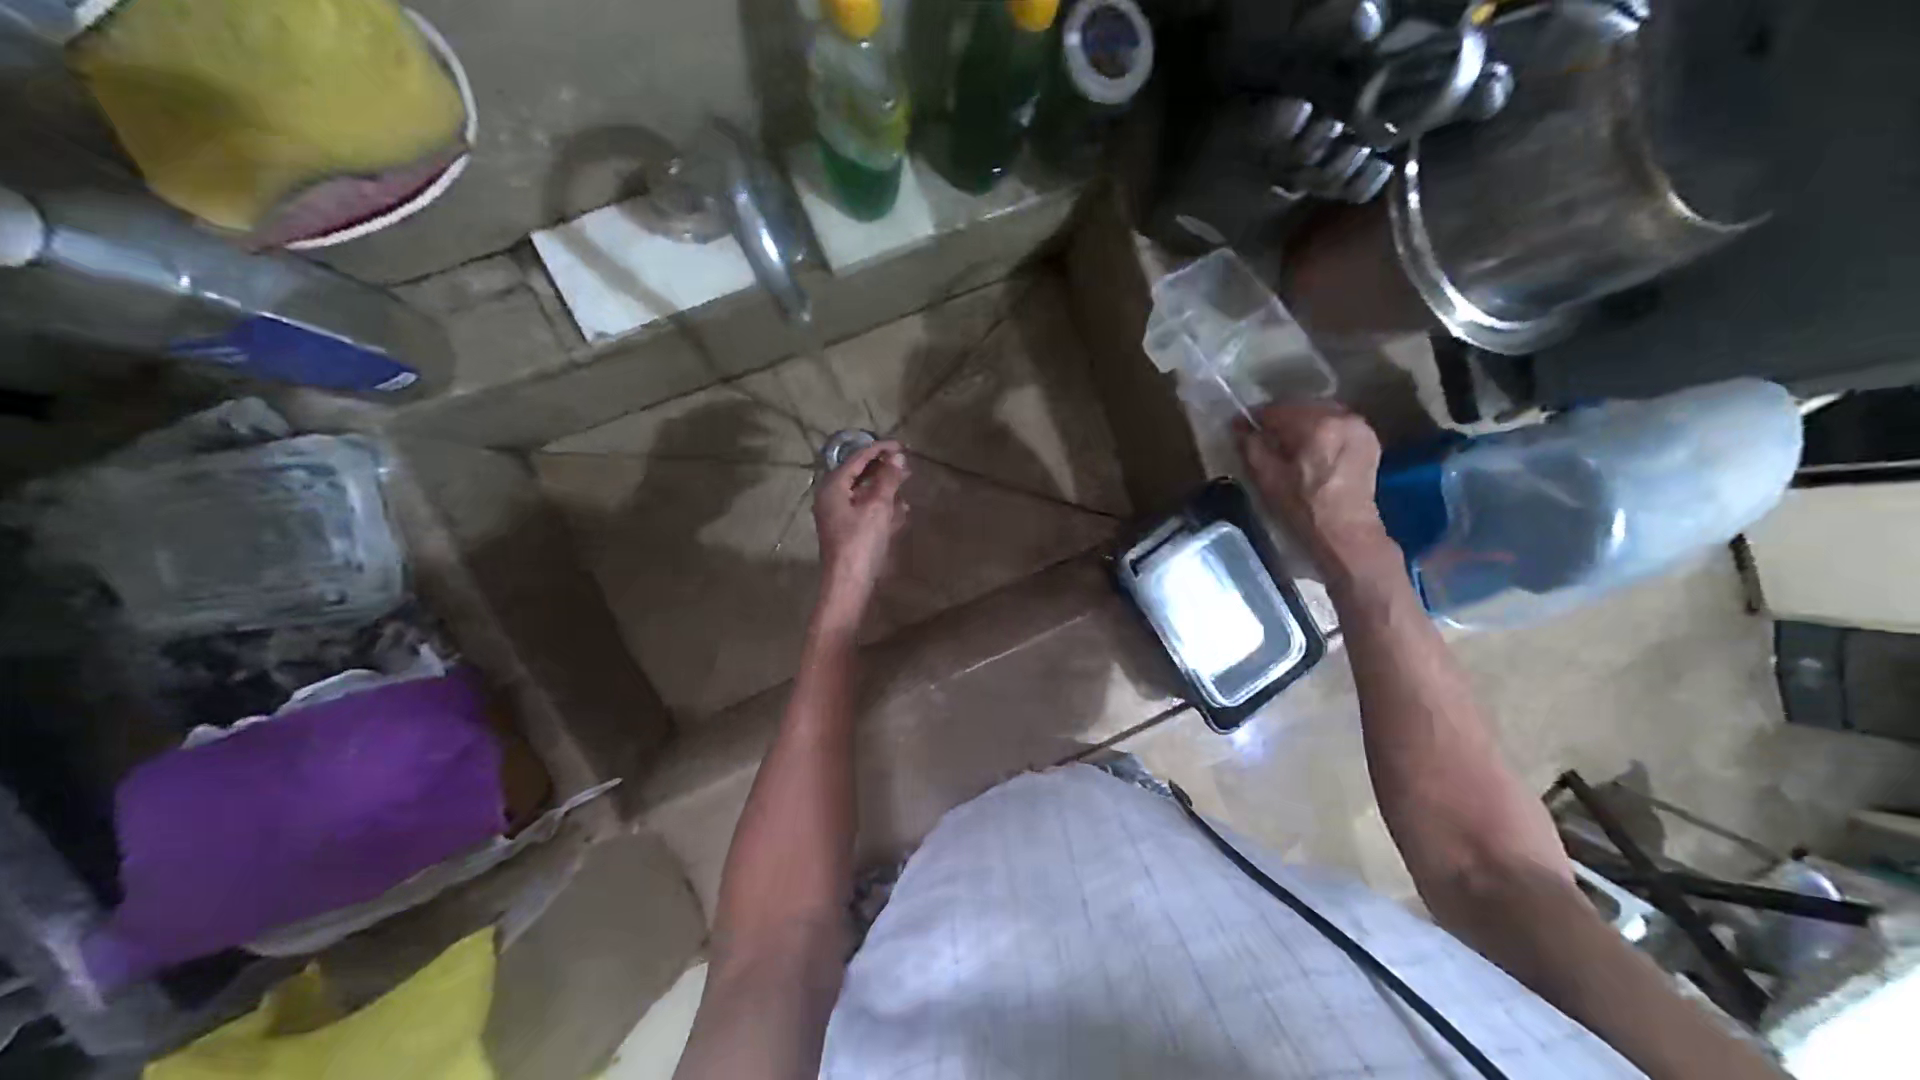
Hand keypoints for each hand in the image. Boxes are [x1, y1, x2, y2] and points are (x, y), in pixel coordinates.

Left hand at [813, 439, 908, 617]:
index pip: (857, 458)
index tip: (901, 445)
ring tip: (905, 483)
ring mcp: (838, 515)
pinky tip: (899, 510)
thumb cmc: (861, 542)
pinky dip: (881, 506)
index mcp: (833, 487)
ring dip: (884, 487)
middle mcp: (831, 497)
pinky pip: (865, 510)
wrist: (849, 583)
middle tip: (906, 464)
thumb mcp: (877, 507)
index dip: (879, 449)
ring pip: (863, 492)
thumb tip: (898, 457)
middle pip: (859, 474)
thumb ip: (888, 479)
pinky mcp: (847, 530)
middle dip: (883, 469)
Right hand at [1238, 402, 1393, 571]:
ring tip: (1287, 441)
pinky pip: (1337, 422)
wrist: (1347, 532)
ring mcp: (1359, 426)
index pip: (1277, 410)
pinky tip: (1311, 446)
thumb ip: (1252, 446)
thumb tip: (1241, 426)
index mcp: (1316, 426)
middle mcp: (1342, 417)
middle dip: (1280, 418)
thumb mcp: (1267, 478)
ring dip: (1301, 422)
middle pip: (1301, 407)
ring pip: (1321, 412)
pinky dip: (1321, 428)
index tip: (1241, 426)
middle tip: (1263, 435)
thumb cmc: (1304, 508)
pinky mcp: (1369, 437)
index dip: (1255, 418)